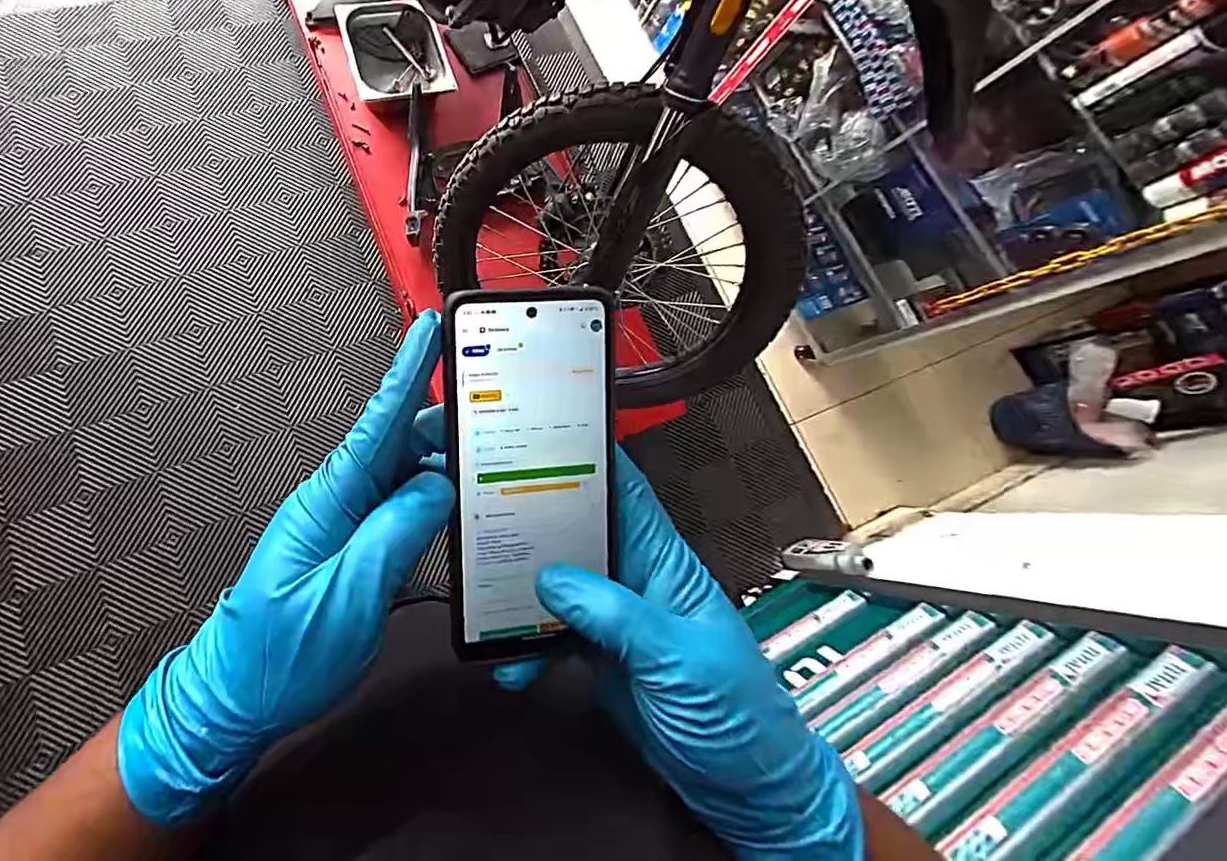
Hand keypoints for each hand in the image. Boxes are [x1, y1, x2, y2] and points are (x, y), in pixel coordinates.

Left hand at [117, 312, 452, 823]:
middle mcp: (339, 499)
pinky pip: (402, 505)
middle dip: (444, 416)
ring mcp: (347, 520)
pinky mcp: (356, 542)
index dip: (407, 371)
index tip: (427, 330)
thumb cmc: (280, 653)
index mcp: (329, 499)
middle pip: (399, 440)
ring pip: (405, 472)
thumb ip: (394, 534)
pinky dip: (433, 497)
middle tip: (490, 402)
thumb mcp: (346, 597)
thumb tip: (437, 487)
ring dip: (444, 460)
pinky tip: (458, 501)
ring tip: (487, 452)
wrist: (238, 695)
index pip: (377, 422)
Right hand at [497, 447, 862, 857]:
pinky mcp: (596, 649)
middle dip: (532, 513)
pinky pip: (550, 632)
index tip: (539, 433)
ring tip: (479, 586)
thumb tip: (550, 578)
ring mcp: (610, 613)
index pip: (623, 490)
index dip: (586, 456)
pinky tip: (507, 662)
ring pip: (555, 578)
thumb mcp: (680, 658)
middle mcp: (631, 575)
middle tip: (481, 500)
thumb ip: (616, 614)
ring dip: (520, 583)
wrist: (746, 792)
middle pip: (575, 528)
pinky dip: (526, 643)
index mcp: (661, 560)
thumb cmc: (736, 714)